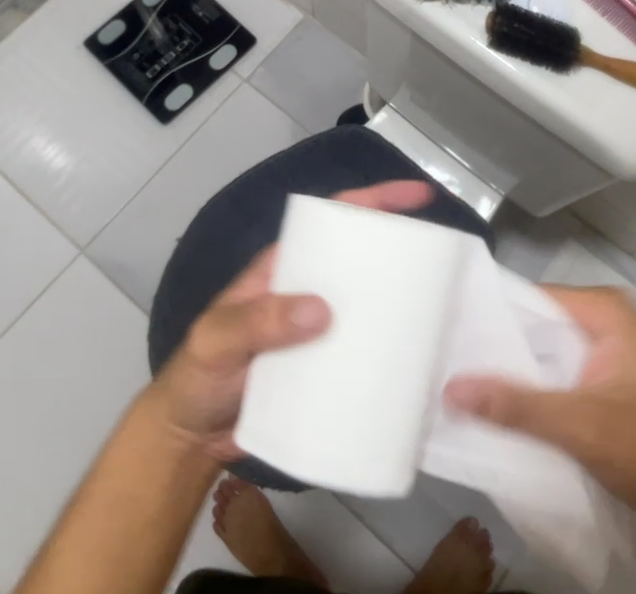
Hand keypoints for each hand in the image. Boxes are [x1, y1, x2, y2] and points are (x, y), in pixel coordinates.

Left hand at [151, 180, 434, 460]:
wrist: (189, 439)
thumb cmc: (195, 376)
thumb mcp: (217, 340)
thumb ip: (258, 322)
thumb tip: (324, 309)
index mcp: (283, 270)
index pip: (331, 222)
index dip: (373, 202)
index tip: (419, 197)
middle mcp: (307, 294)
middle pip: (361, 264)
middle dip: (402, 257)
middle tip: (447, 267)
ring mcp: (318, 336)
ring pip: (370, 311)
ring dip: (404, 311)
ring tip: (446, 320)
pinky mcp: (326, 373)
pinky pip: (366, 357)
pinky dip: (392, 358)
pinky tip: (422, 371)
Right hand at [443, 285, 635, 516]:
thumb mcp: (584, 426)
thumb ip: (518, 407)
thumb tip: (451, 389)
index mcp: (603, 310)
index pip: (527, 297)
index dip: (485, 315)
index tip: (441, 333)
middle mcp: (604, 320)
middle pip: (533, 326)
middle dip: (494, 349)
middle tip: (440, 364)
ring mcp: (608, 351)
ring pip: (544, 354)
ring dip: (512, 375)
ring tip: (458, 386)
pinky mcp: (609, 381)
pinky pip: (558, 376)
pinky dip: (533, 392)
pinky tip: (500, 410)